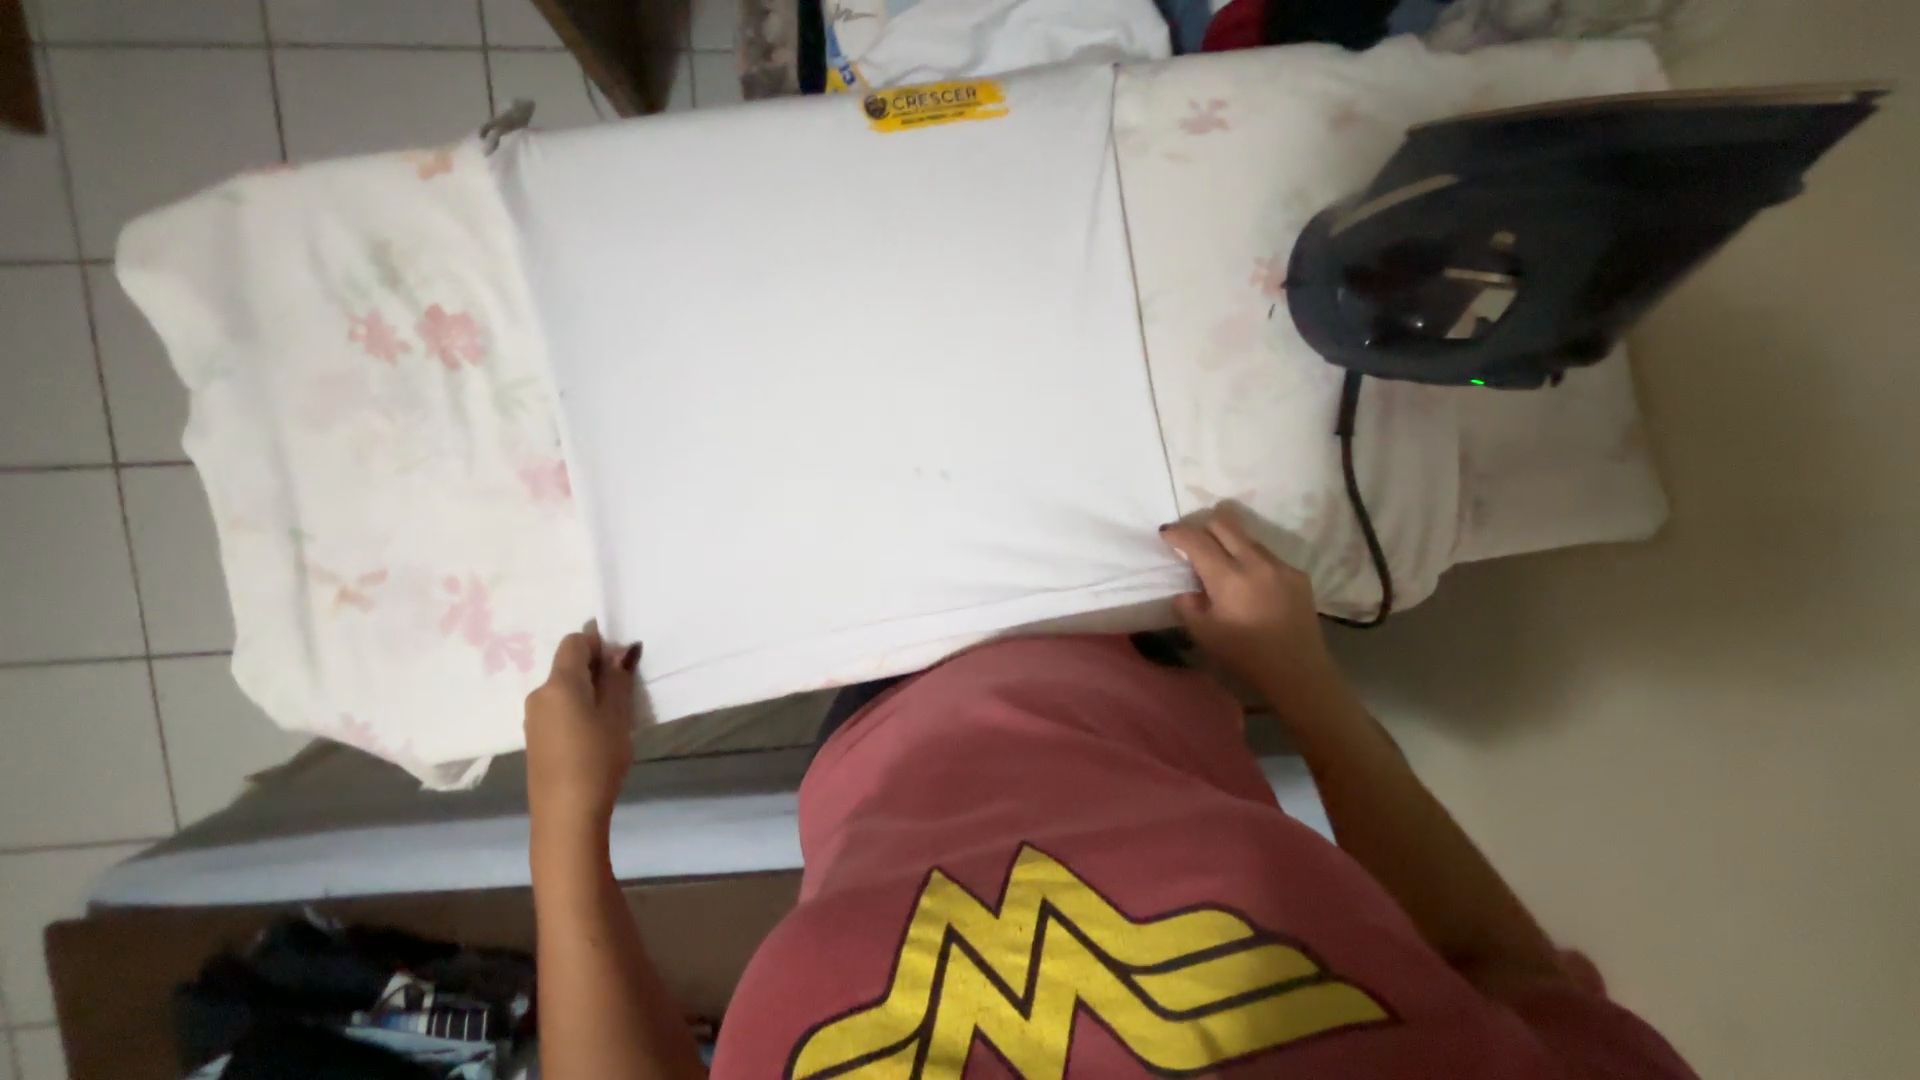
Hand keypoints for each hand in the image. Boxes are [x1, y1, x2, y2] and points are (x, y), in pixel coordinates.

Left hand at [525, 623, 639, 832]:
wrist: (566, 815)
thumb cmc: (597, 760)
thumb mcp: (617, 716)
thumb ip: (617, 679)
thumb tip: (620, 650)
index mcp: (559, 683)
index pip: (575, 641)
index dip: (599, 644)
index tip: (621, 665)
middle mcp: (539, 694)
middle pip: (568, 664)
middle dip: (595, 668)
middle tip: (623, 692)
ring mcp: (533, 717)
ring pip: (563, 688)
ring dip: (587, 690)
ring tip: (611, 716)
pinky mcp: (534, 737)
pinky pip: (557, 708)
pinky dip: (576, 708)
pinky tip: (592, 734)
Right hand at [1160, 504, 1335, 695]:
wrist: (1298, 672)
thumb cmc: (1245, 656)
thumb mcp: (1203, 634)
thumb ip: (1188, 606)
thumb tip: (1188, 591)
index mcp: (1228, 578)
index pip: (1197, 540)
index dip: (1178, 533)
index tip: (1166, 532)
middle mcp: (1256, 562)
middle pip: (1225, 523)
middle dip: (1203, 525)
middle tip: (1192, 538)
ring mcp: (1281, 566)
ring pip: (1248, 537)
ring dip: (1229, 541)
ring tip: (1221, 560)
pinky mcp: (1298, 575)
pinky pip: (1268, 556)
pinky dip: (1251, 559)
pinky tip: (1250, 582)